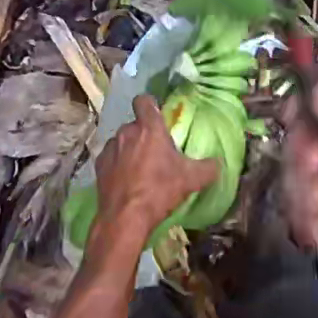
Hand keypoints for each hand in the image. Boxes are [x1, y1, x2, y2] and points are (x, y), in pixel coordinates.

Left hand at [92, 95, 219, 249]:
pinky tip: (125, 180)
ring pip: (122, 141)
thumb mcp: (191, 180)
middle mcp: (127, 131)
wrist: (125, 217)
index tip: (157, 115)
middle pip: (135, 124)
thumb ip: (208, 168)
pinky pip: (111, 157)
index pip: (144, 100)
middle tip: (155, 152)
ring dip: (129, 149)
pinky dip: (117, 164)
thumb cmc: (159, 191)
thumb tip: (218, 163)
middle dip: (144, 134)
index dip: (150, 104)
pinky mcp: (99, 164)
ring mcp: (110, 147)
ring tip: (139, 168)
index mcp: (149, 128)